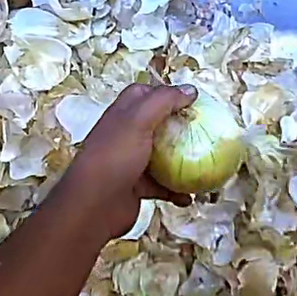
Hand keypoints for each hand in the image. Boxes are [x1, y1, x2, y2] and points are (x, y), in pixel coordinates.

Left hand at [51, 84, 194, 241]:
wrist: (93, 206)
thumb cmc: (114, 157)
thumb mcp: (138, 120)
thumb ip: (163, 101)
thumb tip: (190, 89)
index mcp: (122, 114)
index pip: (142, 94)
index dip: (164, 93)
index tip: (189, 100)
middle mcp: (125, 135)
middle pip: (155, 124)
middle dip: (177, 126)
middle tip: (202, 130)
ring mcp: (130, 161)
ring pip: (161, 156)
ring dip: (181, 160)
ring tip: (203, 163)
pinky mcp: (136, 186)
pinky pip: (161, 186)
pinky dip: (176, 191)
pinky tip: (191, 196)